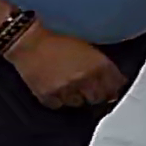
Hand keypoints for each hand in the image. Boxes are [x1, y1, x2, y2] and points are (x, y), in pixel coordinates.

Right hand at [7, 26, 128, 108]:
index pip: (115, 85)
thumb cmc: (58, 40)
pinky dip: (57, 101)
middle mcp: (84, 79)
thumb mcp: (88, 48)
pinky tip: (55, 93)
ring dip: (75, 98)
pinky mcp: (45, 94)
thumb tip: (109, 79)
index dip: (112, 88)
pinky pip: (56, 105)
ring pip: (76, 103)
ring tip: (69, 91)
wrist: (30, 43)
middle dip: (95, 95)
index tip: (109, 90)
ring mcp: (64, 88)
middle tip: (88, 92)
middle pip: (97, 98)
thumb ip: (100, 64)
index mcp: (99, 65)